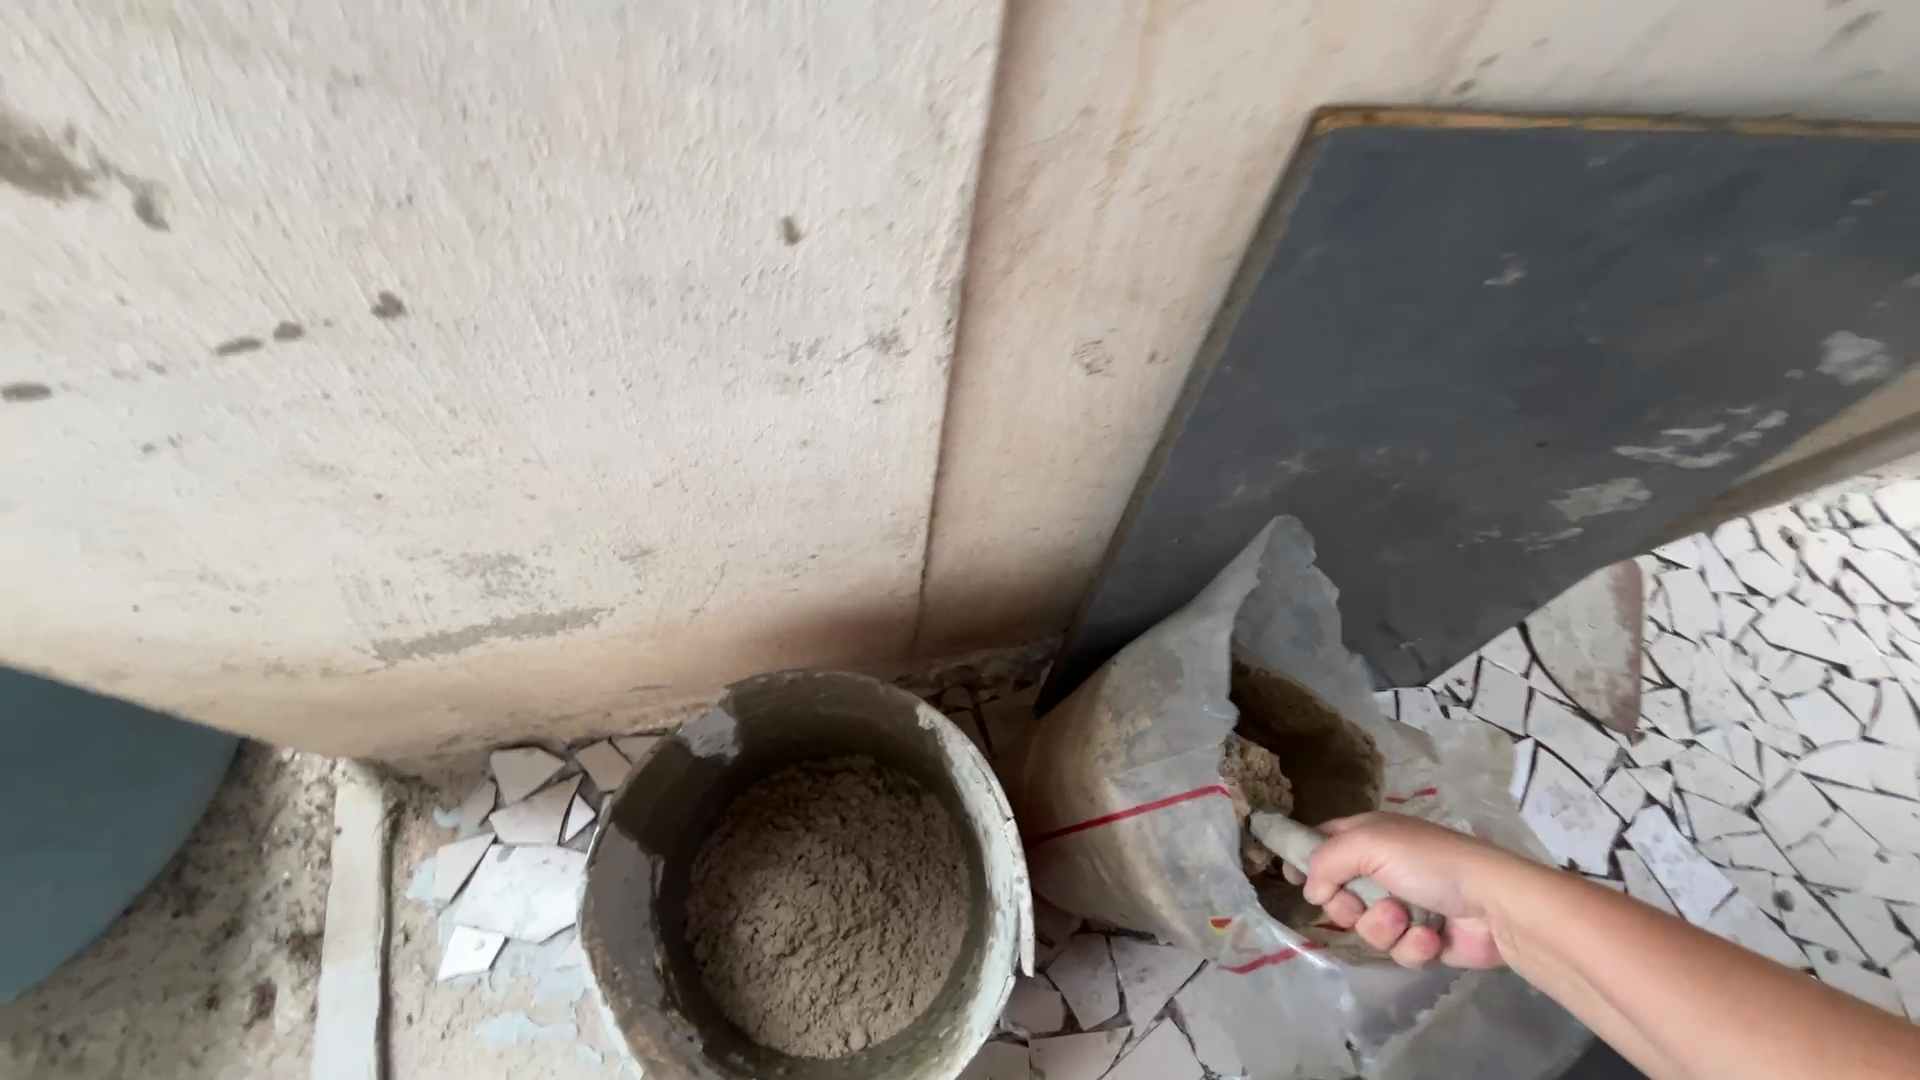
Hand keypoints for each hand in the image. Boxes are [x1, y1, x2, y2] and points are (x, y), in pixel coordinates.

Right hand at [1280, 812, 1522, 969]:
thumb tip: (1310, 890)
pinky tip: (1430, 937)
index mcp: (1365, 836)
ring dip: (1380, 925)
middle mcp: (1379, 869)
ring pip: (1363, 926)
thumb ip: (1324, 861)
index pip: (1320, 842)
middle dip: (1343, 905)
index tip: (1293, 879)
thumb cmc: (1427, 861)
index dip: (1302, 859)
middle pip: (1335, 894)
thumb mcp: (1365, 843)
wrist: (1494, 904)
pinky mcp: (1422, 940)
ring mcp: (1401, 906)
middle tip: (1356, 903)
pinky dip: (1411, 946)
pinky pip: (1396, 951)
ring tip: (1405, 917)